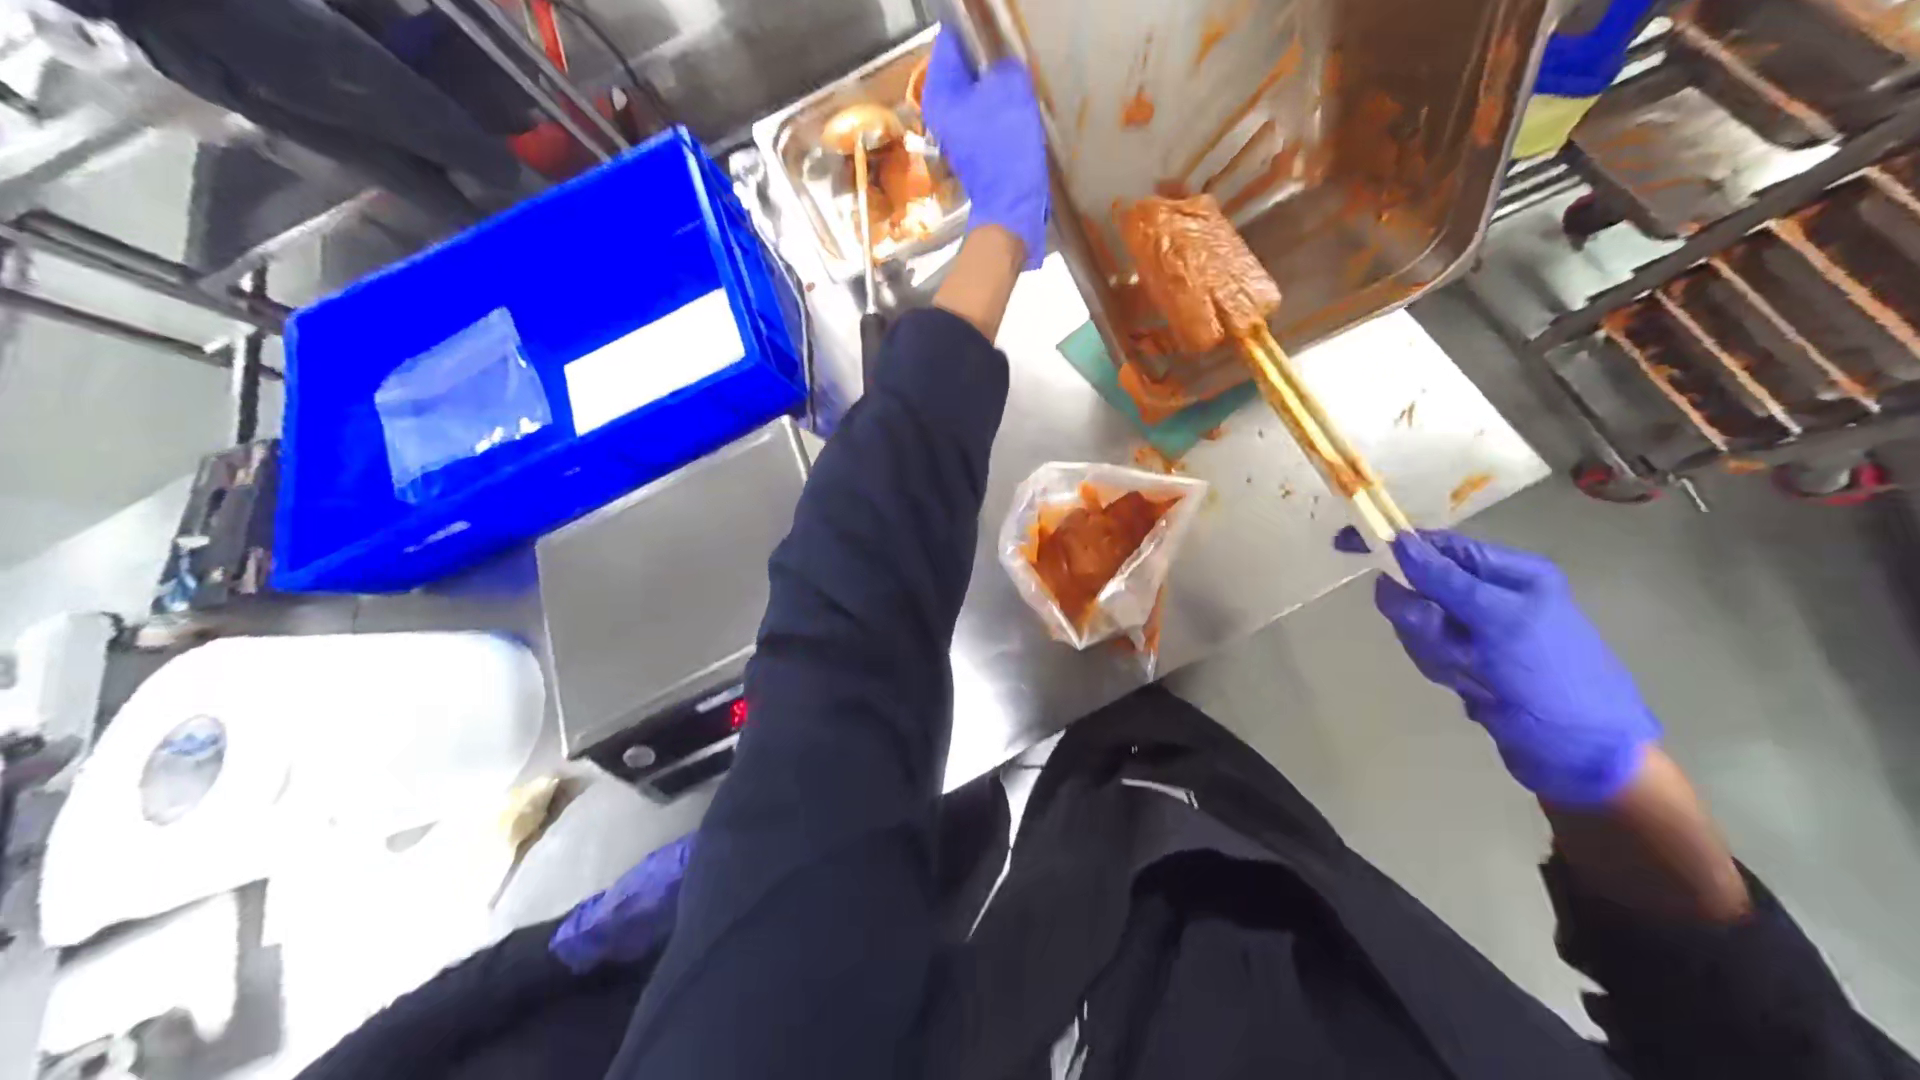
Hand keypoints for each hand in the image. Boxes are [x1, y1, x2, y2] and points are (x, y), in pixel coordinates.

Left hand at [921, 28, 1049, 270]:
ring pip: (979, 91)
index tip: (999, 38)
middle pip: (965, 66)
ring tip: (1021, 81)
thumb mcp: (1010, 91)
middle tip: (1015, 58)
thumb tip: (1002, 65)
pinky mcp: (975, 148)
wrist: (1012, 209)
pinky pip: (989, 114)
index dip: (976, 34)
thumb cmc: (1006, 151)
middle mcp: (941, 112)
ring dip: (999, 85)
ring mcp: (957, 133)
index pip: (951, 41)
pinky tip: (1021, 109)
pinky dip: (1003, 108)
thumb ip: (1004, 65)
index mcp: (940, 94)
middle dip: (989, 59)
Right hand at [1364, 529, 1660, 805]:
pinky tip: (1472, 685)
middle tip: (1452, 644)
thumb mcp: (1499, 618)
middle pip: (1417, 587)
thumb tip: (1397, 540)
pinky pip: (1425, 649)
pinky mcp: (1463, 658)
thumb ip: (1444, 579)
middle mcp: (1487, 594)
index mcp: (1507, 572)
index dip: (1392, 543)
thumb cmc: (1548, 673)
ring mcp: (1473, 628)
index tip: (1345, 544)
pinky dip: (1442, 667)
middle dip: (1423, 619)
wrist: (1574, 749)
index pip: (1436, 545)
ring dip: (1435, 649)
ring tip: (1473, 672)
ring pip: (1415, 622)